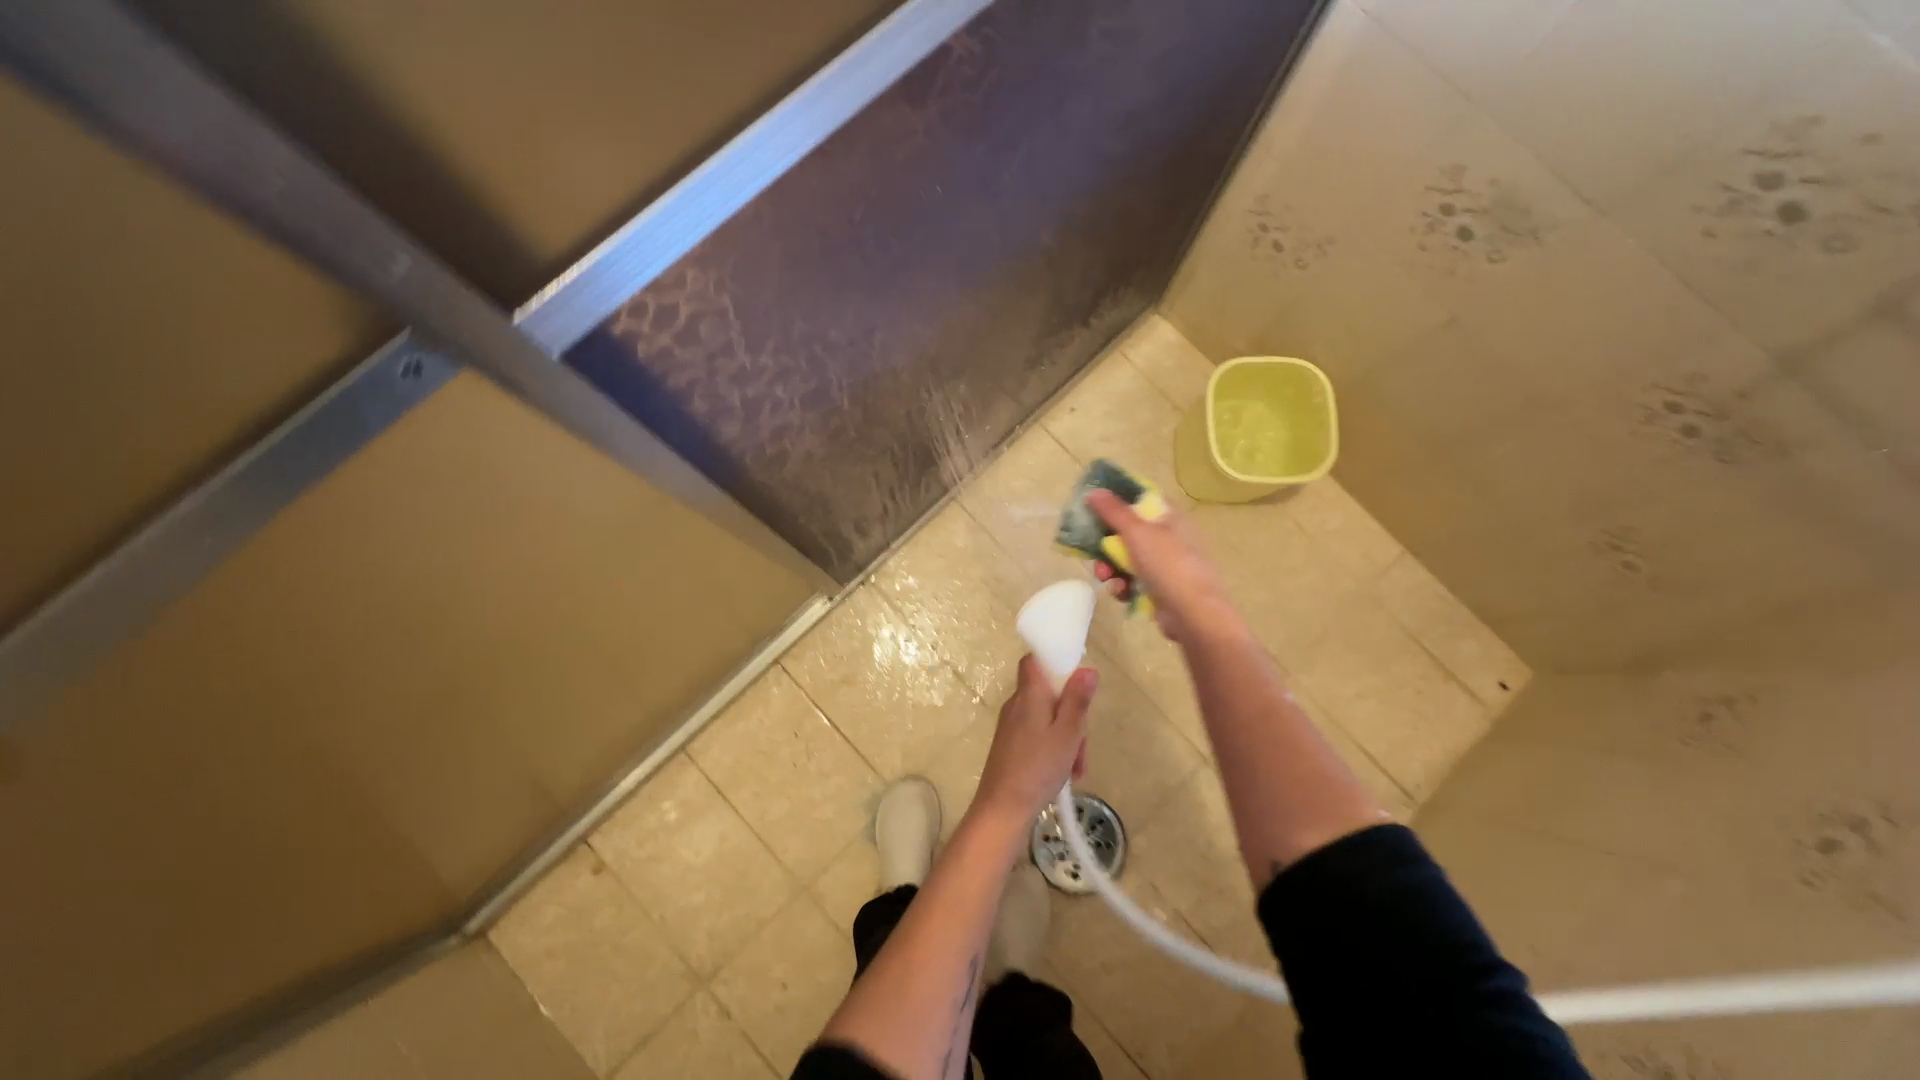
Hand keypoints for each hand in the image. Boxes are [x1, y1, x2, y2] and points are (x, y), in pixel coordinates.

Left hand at [973, 656, 1096, 821]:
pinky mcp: (1011, 745)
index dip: (1055, 662)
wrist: (1003, 808)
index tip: (1077, 681)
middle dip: (1072, 714)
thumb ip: (1077, 700)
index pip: (1035, 660)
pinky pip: (1039, 736)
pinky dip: (1054, 749)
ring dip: (1067, 738)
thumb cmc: (1038, 767)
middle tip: (1081, 743)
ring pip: (1048, 718)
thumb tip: (1087, 668)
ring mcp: (1012, 726)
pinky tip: (1065, 774)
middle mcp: (1017, 704)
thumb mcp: (1067, 734)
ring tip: (1076, 768)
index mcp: (1030, 694)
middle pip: (1049, 693)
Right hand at [1086, 489, 1240, 643]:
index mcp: (1168, 517)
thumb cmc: (1168, 565)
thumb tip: (1094, 491)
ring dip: (1110, 568)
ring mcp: (1163, 565)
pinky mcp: (1158, 588)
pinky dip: (1123, 586)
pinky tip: (1122, 593)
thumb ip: (1114, 511)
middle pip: (1126, 532)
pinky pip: (1131, 582)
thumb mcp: (1138, 532)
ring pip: (1125, 559)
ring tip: (1106, 578)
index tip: (1094, 508)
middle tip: (1093, 552)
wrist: (1192, 613)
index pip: (1140, 501)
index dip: (1117, 502)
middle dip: (1105, 545)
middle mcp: (1166, 538)